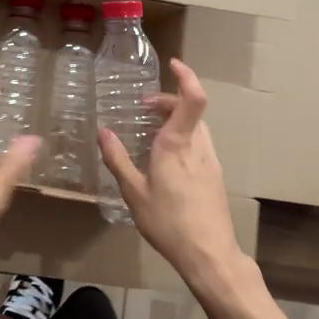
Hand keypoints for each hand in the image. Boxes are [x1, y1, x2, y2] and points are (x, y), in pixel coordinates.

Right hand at [99, 59, 246, 287]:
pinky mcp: (215, 176)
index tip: (173, 64)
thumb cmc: (168, 223)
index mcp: (177, 145)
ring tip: (151, 133)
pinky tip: (167, 160)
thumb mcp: (133, 193)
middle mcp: (198, 147)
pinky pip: (200, 144)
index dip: (186, 76)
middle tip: (144, 107)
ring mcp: (211, 161)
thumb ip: (118, 159)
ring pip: (196, 127)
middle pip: (190, 110)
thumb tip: (103, 132)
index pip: (192, 99)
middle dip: (168, 101)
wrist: (209, 255)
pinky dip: (183, 138)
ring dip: (176, 120)